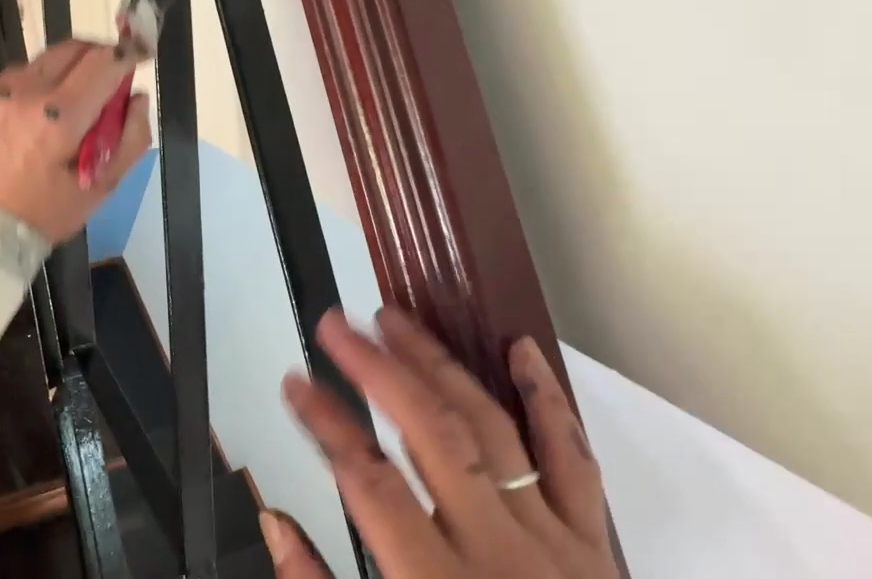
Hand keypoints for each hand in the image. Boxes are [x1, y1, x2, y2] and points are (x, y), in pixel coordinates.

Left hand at [0, 39, 151, 244]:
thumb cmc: (48, 212)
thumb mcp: (103, 186)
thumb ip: (131, 138)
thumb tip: (137, 97)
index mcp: (61, 117)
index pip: (103, 62)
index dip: (127, 55)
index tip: (138, 56)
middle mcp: (28, 93)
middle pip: (74, 48)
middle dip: (99, 56)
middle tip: (110, 79)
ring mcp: (0, 92)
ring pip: (46, 59)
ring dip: (68, 69)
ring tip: (74, 101)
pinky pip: (20, 75)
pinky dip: (40, 83)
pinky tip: (42, 113)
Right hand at [264, 308, 617, 578]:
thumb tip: (275, 523)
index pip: (368, 480)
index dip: (324, 422)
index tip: (292, 382)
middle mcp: (498, 552)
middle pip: (429, 433)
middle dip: (377, 369)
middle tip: (336, 324)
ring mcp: (553, 544)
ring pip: (490, 429)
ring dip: (439, 365)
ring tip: (395, 320)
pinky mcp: (596, 550)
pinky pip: (573, 461)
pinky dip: (546, 400)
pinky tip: (518, 350)